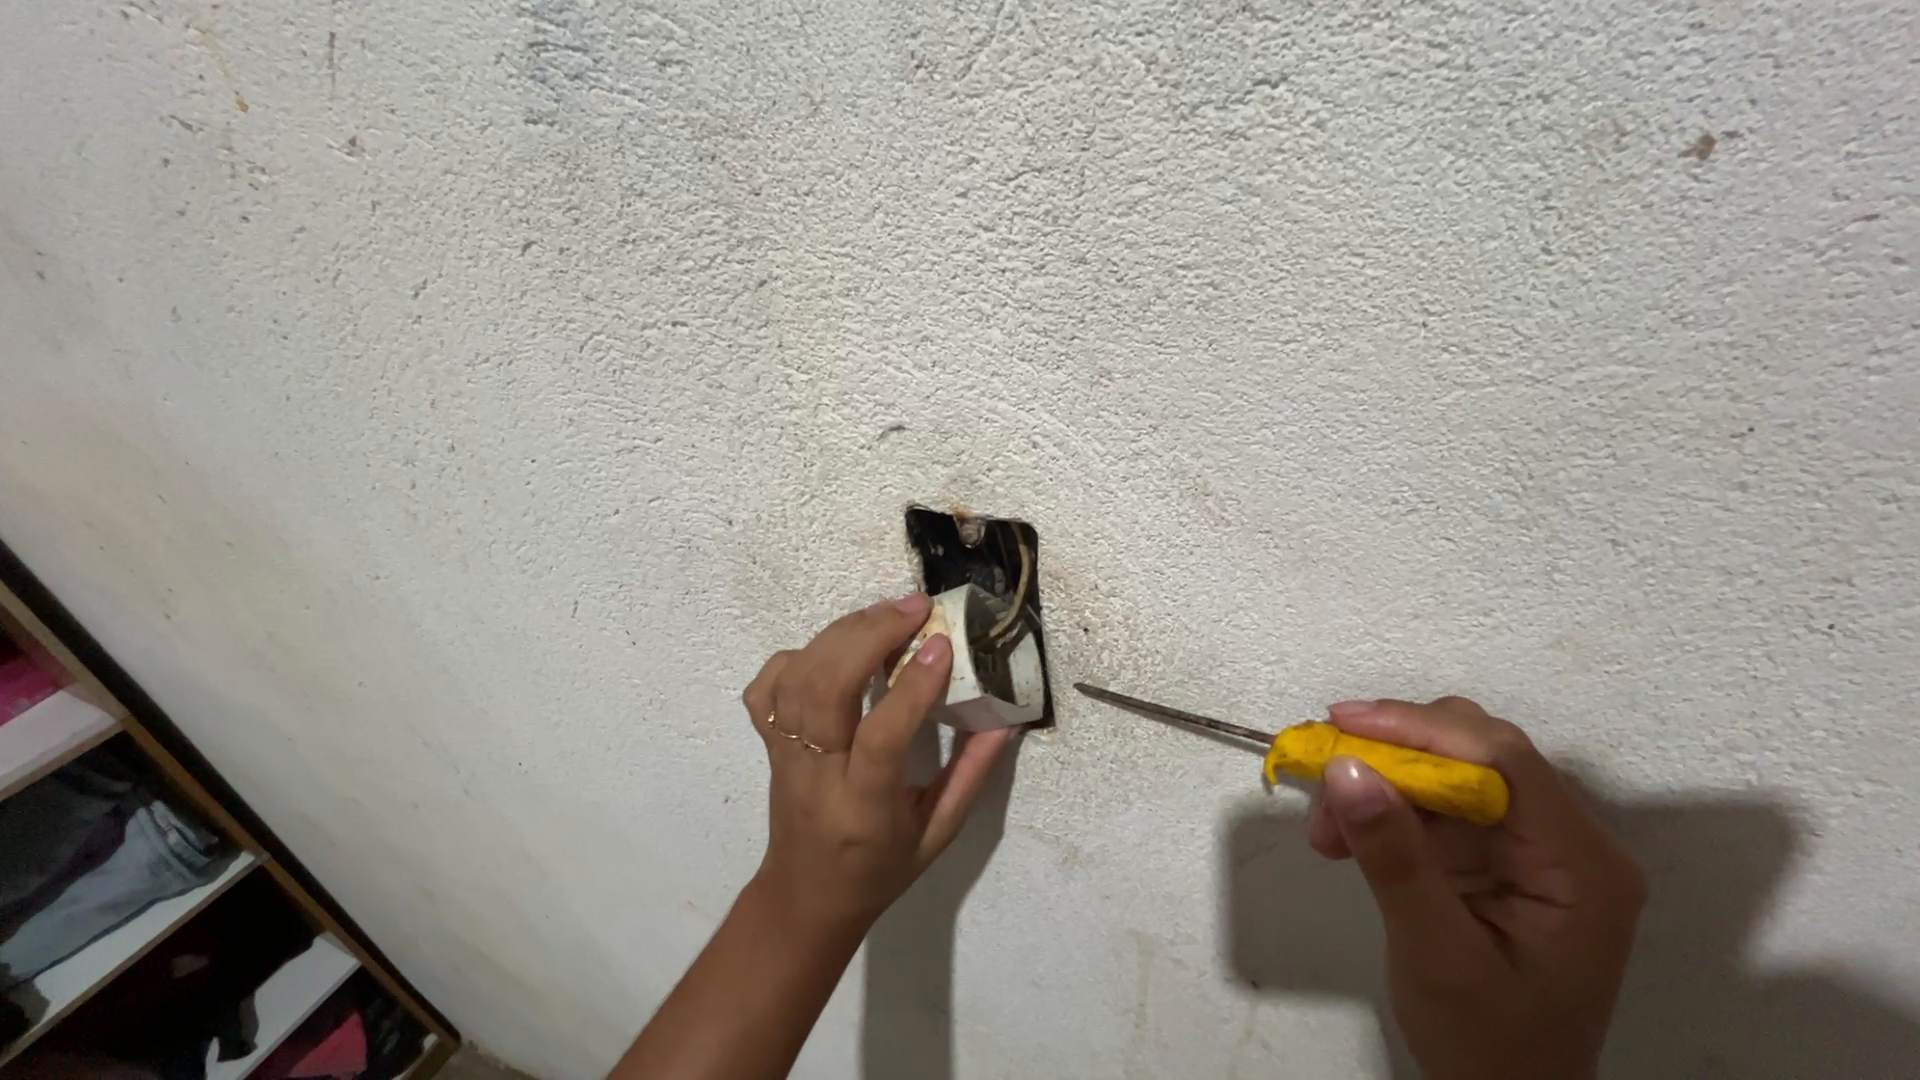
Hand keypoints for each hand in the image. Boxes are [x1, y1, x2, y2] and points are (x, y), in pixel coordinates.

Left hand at [741, 592, 1015, 936]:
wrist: (804, 897)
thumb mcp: (937, 834)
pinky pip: (766, 687)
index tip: (940, 644)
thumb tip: (1005, 720)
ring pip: (795, 679)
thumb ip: (970, 776)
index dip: (910, 687)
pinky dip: (798, 655)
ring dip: (840, 634)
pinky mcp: (767, 743)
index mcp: (864, 809)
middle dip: (869, 636)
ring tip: (884, 613)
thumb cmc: (879, 870)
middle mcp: (817, 776)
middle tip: (914, 608)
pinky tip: (834, 647)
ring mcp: (784, 756)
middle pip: (826, 690)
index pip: (881, 738)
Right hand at [1308, 697, 1645, 1079]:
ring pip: (1446, 769)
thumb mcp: (1436, 954)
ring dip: (1378, 780)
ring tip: (1324, 824)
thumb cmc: (1487, 1041)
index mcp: (1581, 864)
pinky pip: (1431, 801)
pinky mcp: (1491, 852)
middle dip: (1393, 752)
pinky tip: (1340, 836)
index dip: (1420, 728)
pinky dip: (1380, 808)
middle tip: (1325, 767)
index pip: (1504, 760)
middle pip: (1476, 752)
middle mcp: (1564, 839)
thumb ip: (1395, 858)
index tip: (1341, 723)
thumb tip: (1346, 768)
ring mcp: (1527, 844)